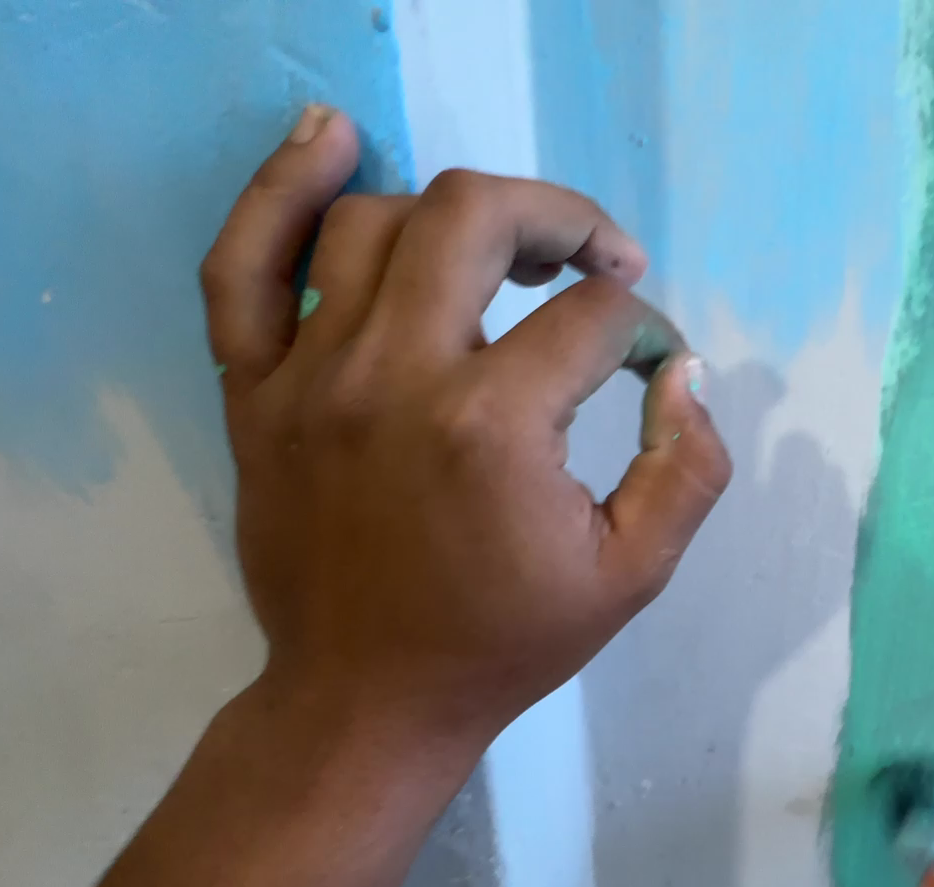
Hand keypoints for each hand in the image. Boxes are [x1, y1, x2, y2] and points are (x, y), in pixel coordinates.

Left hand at [199, 105, 729, 741]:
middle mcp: (396, 376)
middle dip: (565, 220)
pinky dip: (282, 187)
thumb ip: (689, 468)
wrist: (371, 700)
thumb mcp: (636, 572)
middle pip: (480, 218)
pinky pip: (244, 261)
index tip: (655, 362)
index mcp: (496, 428)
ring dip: (464, 213)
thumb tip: (685, 371)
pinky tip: (334, 138)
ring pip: (377, 220)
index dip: (645, 328)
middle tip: (603, 261)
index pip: (594, 320)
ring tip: (513, 248)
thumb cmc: (510, 640)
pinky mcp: (257, 392)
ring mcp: (309, 377)